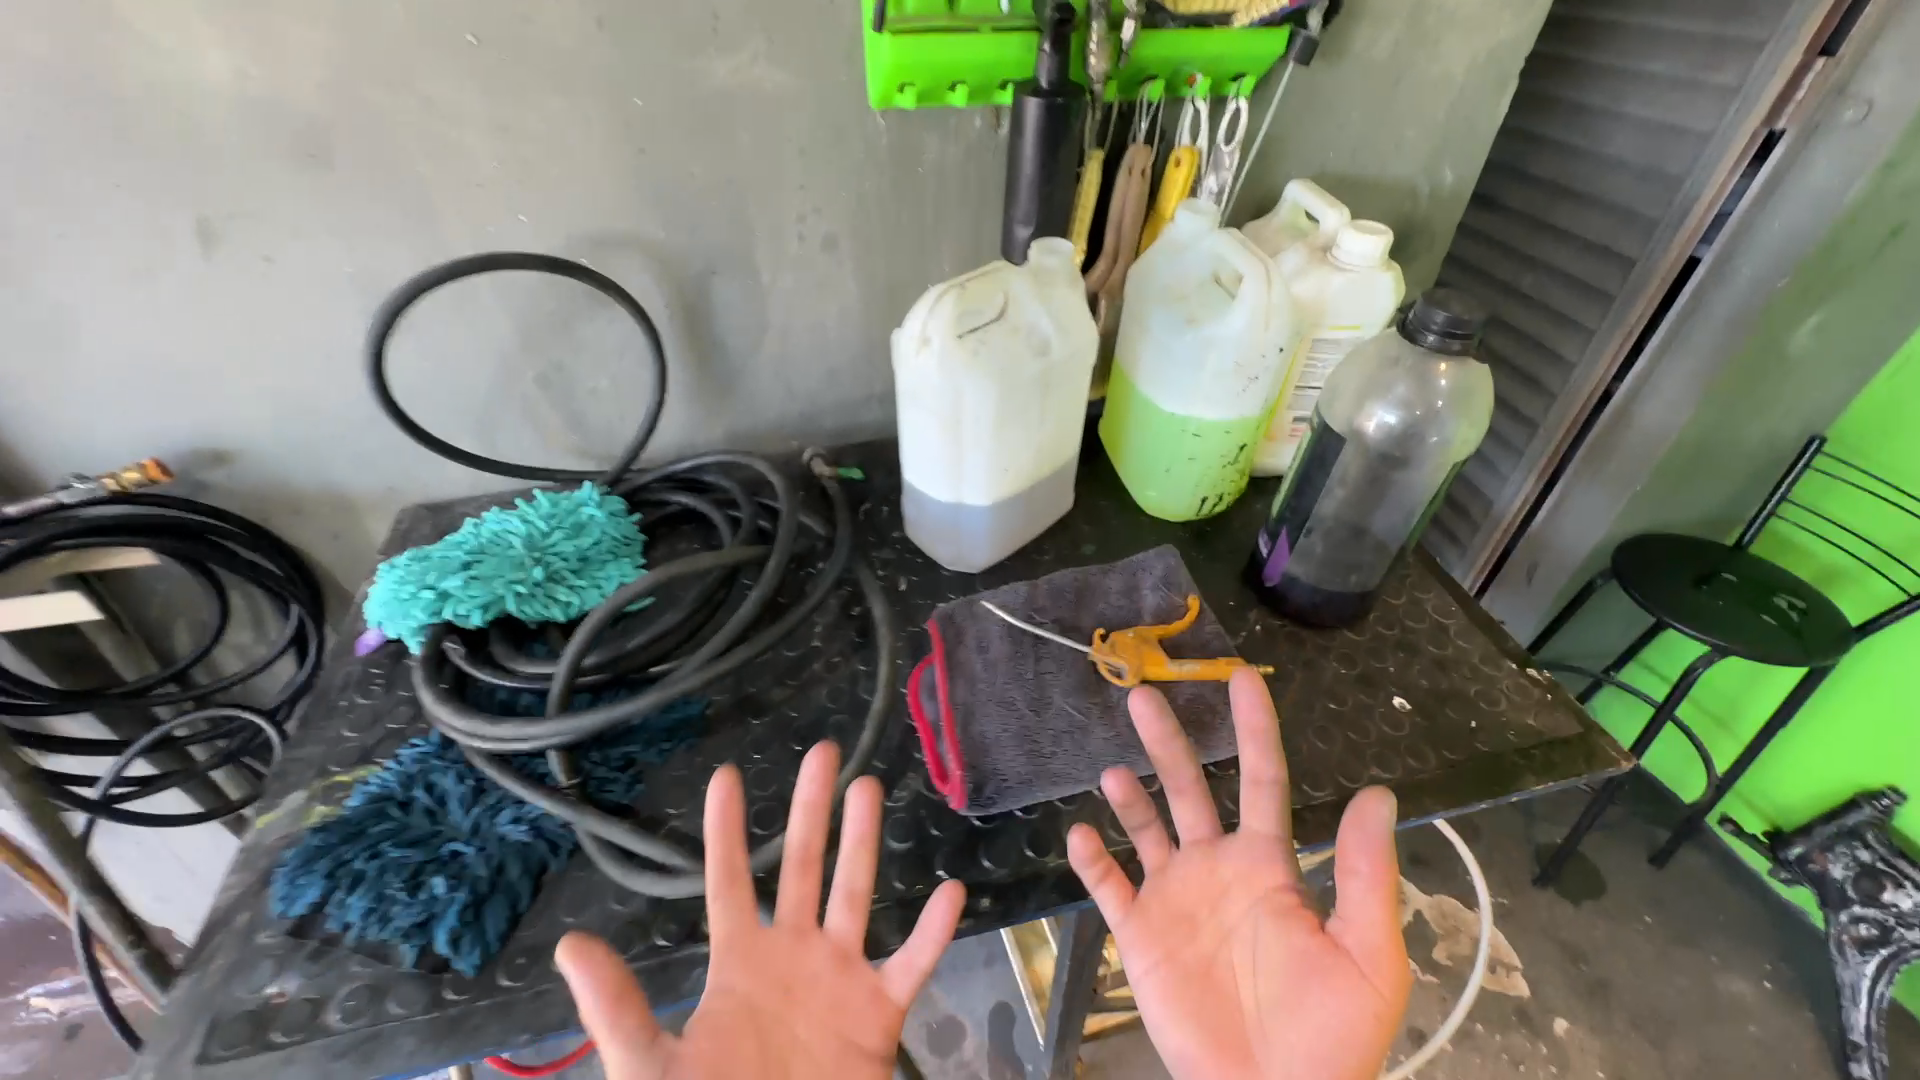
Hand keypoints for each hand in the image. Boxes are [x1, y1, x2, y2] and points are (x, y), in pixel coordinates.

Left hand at [556, 741, 967, 1079]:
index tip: (727, 776)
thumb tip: (570, 945)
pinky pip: (912, 963)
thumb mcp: (651, 1065)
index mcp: (740, 962)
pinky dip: (932, 933)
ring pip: (856, 894)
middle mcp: (793, 954)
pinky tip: (950, 893)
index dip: (726, 830)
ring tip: (869, 787)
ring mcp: (840, 978)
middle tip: (823, 752)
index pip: (729, 881)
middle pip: (802, 866)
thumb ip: (618, 1007)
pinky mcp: (879, 1012)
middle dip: (811, 809)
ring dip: (863, 842)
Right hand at [1068, 669, 1410, 1079]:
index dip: (1253, 728)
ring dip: (1129, 798)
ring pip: (1145, 829)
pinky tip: (1082, 833)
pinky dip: (1093, 860)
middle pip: (1187, 788)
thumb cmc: (1329, 1034)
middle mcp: (1216, 866)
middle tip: (1142, 696)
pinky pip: (1109, 886)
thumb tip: (1379, 792)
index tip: (1241, 679)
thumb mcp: (1368, 956)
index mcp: (1268, 865)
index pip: (1259, 779)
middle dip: (1167, 742)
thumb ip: (1366, 874)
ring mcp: (1174, 898)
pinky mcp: (1141, 933)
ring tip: (1114, 771)